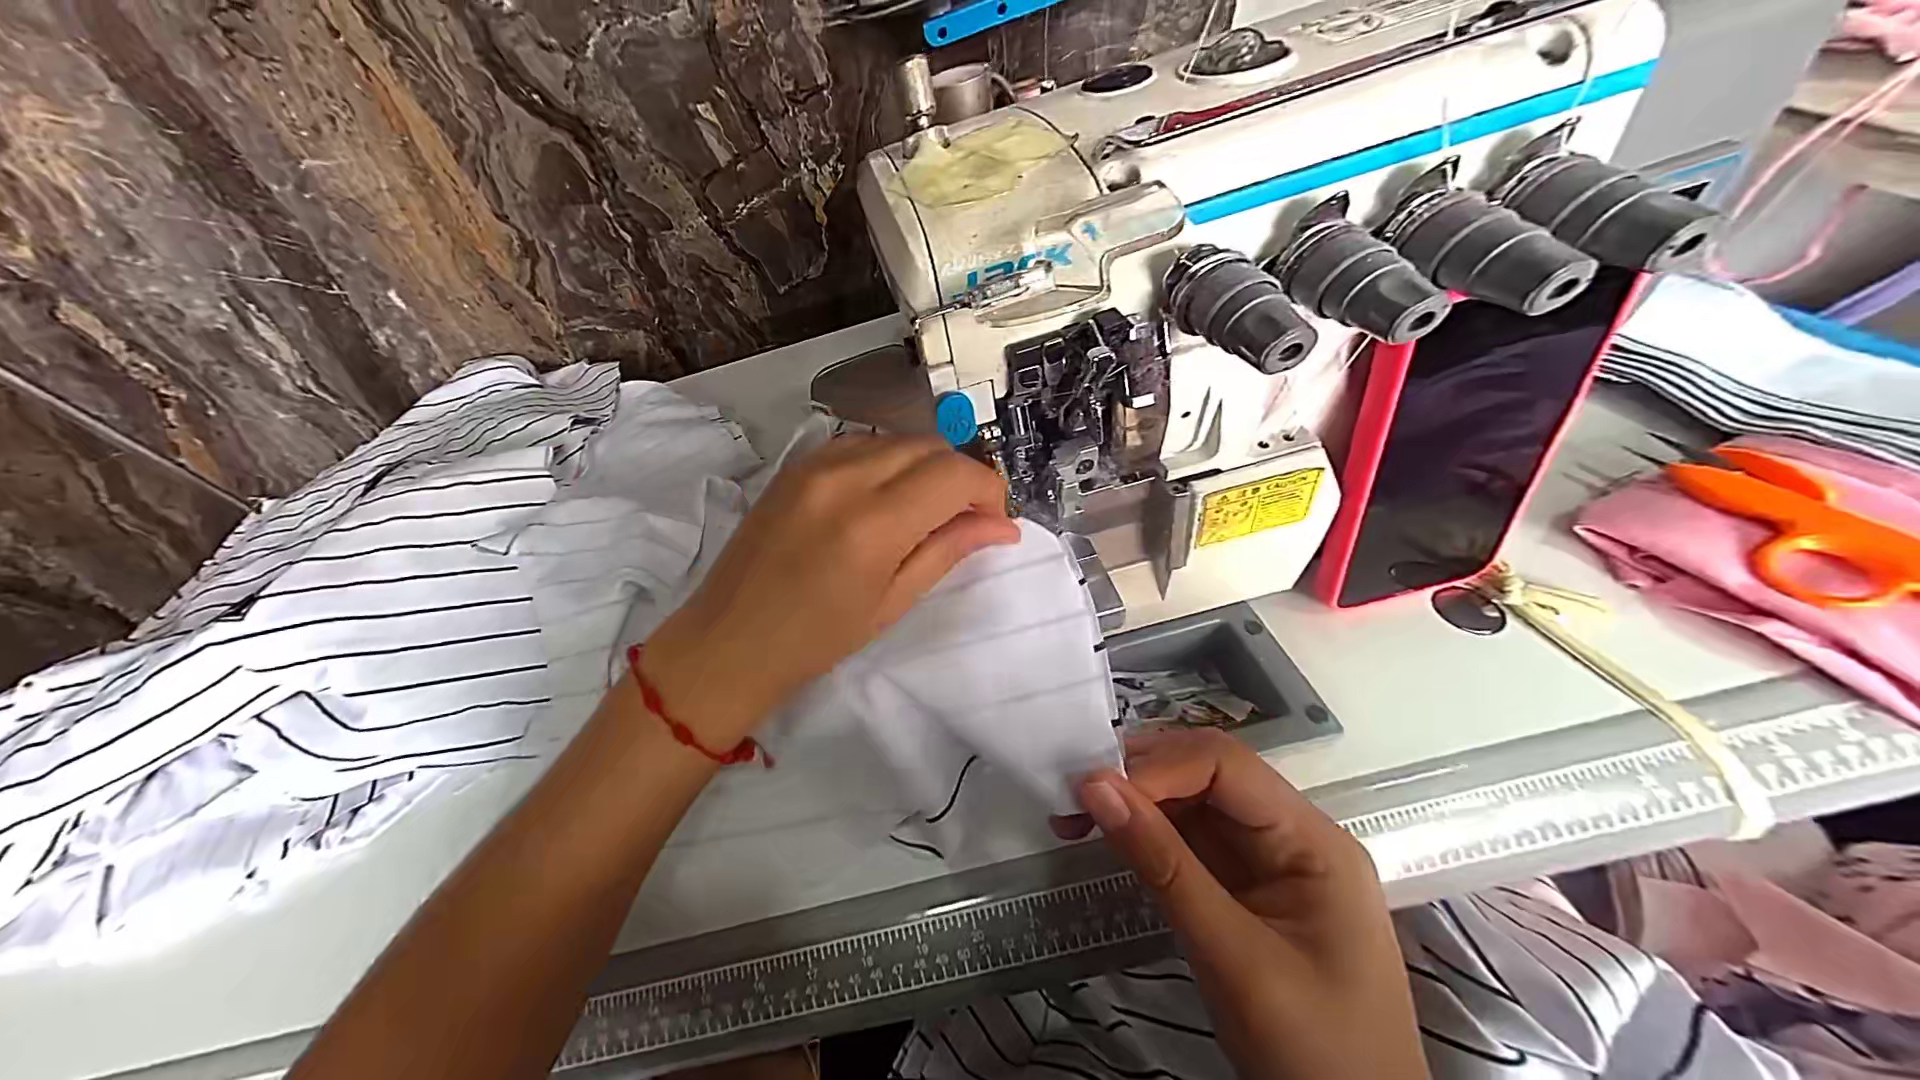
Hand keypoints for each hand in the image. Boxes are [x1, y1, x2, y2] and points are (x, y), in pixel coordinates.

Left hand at [644, 434, 1017, 742]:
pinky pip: (862, 443)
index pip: (956, 474)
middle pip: (931, 446)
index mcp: (872, 523)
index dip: (989, 491)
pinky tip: (887, 498)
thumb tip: (1002, 526)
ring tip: (927, 511)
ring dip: (926, 466)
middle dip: (962, 477)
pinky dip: (889, 461)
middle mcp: (844, 478)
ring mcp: (814, 464)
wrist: (727, 641)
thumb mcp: (892, 602)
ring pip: (898, 438)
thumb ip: (948, 551)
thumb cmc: (814, 640)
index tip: (994, 521)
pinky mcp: (796, 464)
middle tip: (966, 519)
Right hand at [1055, 729, 1427, 1079]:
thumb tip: (1095, 788)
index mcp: (1312, 841)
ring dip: (1138, 800)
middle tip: (1077, 797)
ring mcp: (1269, 858)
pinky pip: (1192, 838)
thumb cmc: (1313, 1052)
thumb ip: (1164, 866)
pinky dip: (1148, 831)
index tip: (1093, 790)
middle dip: (1142, 775)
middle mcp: (1292, 833)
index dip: (1158, 768)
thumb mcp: (1232, 959)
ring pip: (1195, 801)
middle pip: (1210, 773)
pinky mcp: (1246, 883)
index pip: (1227, 767)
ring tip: (1080, 815)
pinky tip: (1113, 836)